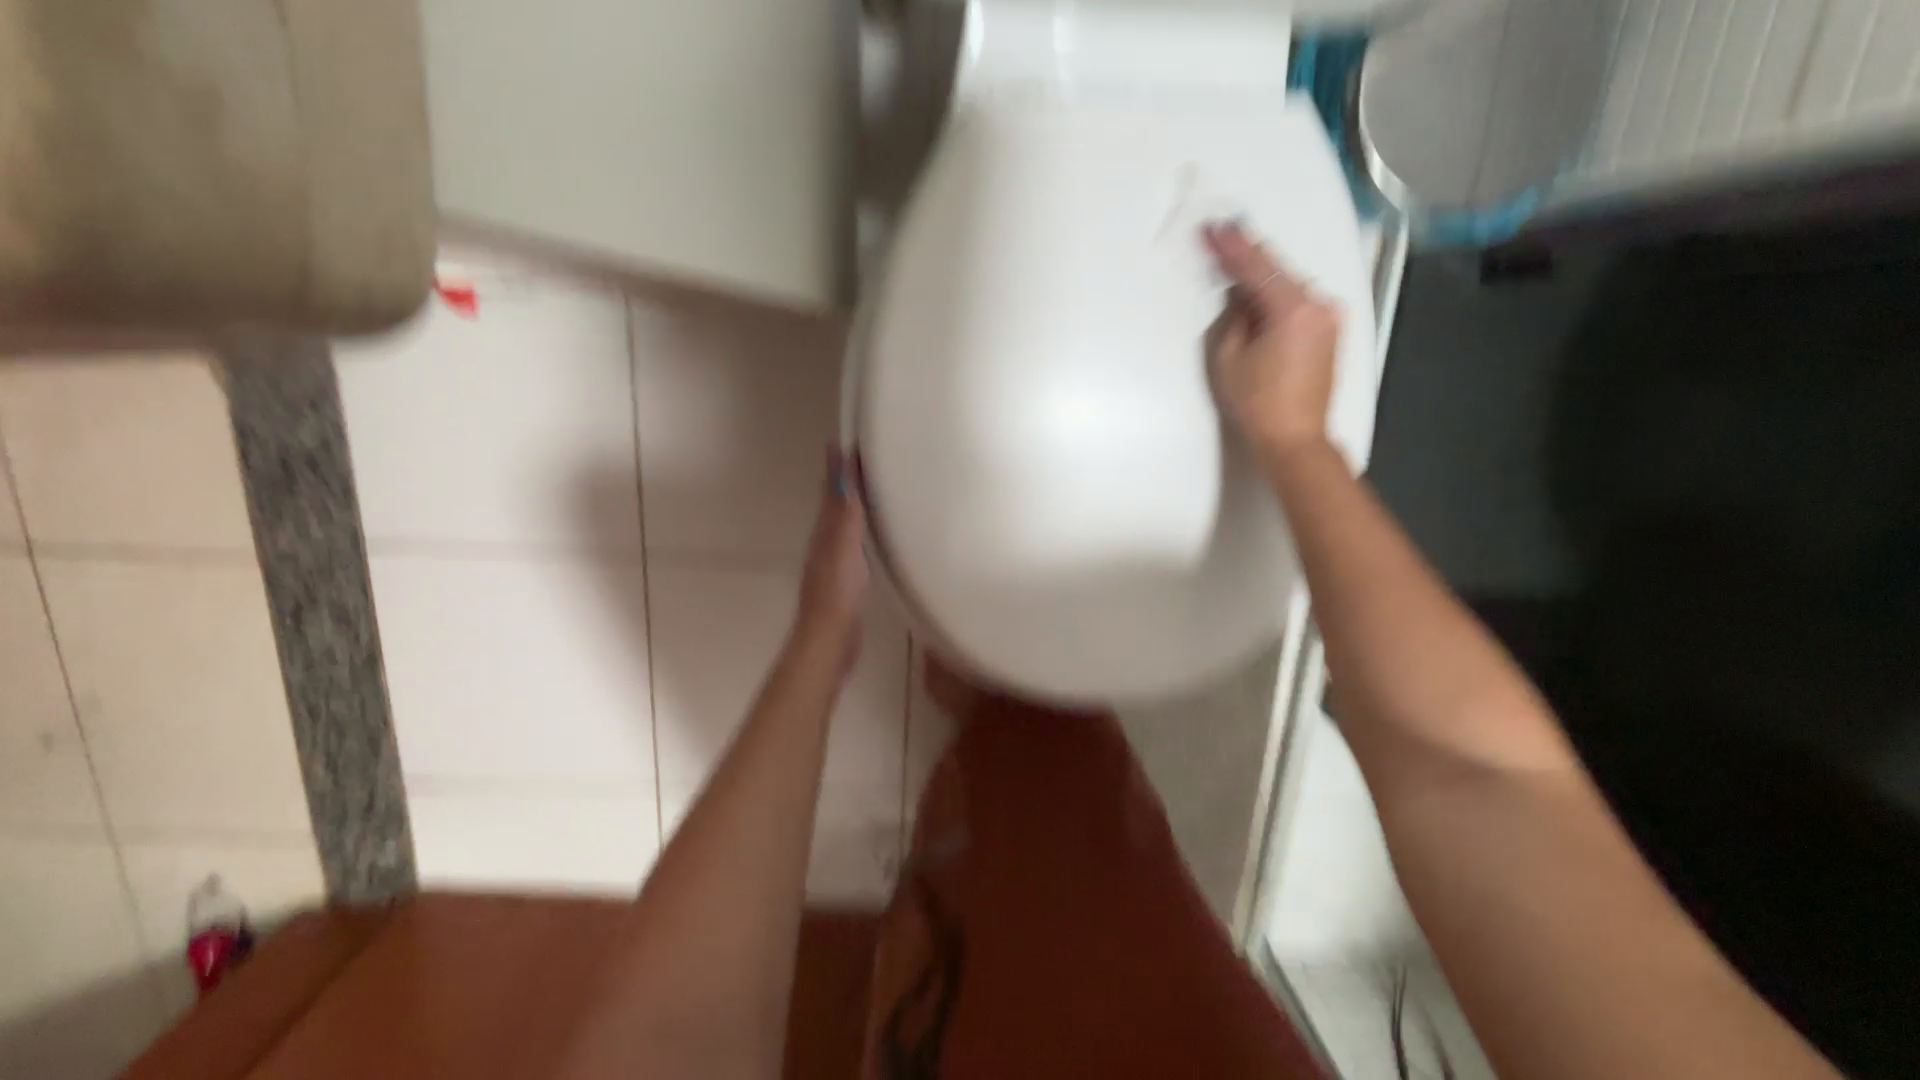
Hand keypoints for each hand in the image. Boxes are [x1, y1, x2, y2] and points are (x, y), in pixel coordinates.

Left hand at [793, 448, 869, 659]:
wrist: (829, 640)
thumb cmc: (838, 593)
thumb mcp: (844, 547)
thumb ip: (845, 512)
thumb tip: (841, 471)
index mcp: (824, 533)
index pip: (831, 492)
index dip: (836, 468)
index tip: (845, 442)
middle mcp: (824, 544)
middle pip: (832, 506)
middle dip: (842, 483)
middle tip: (858, 460)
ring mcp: (832, 564)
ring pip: (840, 525)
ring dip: (850, 506)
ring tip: (867, 490)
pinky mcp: (842, 582)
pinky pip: (851, 546)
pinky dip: (859, 532)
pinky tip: (869, 538)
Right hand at [1201, 221, 1342, 455]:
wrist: (1295, 440)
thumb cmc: (1258, 405)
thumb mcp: (1229, 357)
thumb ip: (1234, 316)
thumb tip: (1240, 297)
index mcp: (1294, 309)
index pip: (1257, 267)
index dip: (1231, 247)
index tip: (1212, 229)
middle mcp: (1319, 306)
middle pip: (1278, 270)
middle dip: (1247, 255)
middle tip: (1219, 237)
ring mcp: (1328, 319)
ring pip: (1289, 285)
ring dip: (1261, 275)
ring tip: (1232, 263)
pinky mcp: (1328, 333)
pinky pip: (1298, 302)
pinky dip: (1276, 294)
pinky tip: (1256, 291)